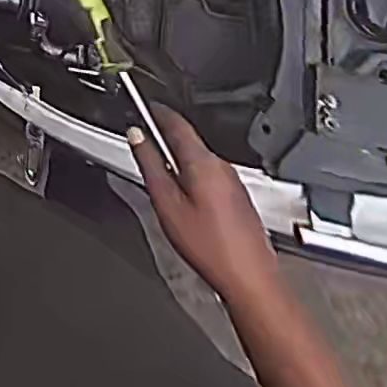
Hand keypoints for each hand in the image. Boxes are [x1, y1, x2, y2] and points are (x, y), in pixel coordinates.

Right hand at [129, 105, 281, 301]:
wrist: (249, 278)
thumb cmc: (209, 246)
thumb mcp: (166, 203)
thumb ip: (149, 164)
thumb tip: (137, 136)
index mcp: (202, 161)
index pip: (176, 122)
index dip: (158, 112)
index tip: (146, 108)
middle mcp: (221, 165)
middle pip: (188, 140)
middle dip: (166, 138)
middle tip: (145, 143)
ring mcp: (232, 180)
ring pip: (198, 158)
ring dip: (178, 159)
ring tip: (161, 177)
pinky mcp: (237, 195)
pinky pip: (210, 174)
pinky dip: (192, 175)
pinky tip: (185, 198)